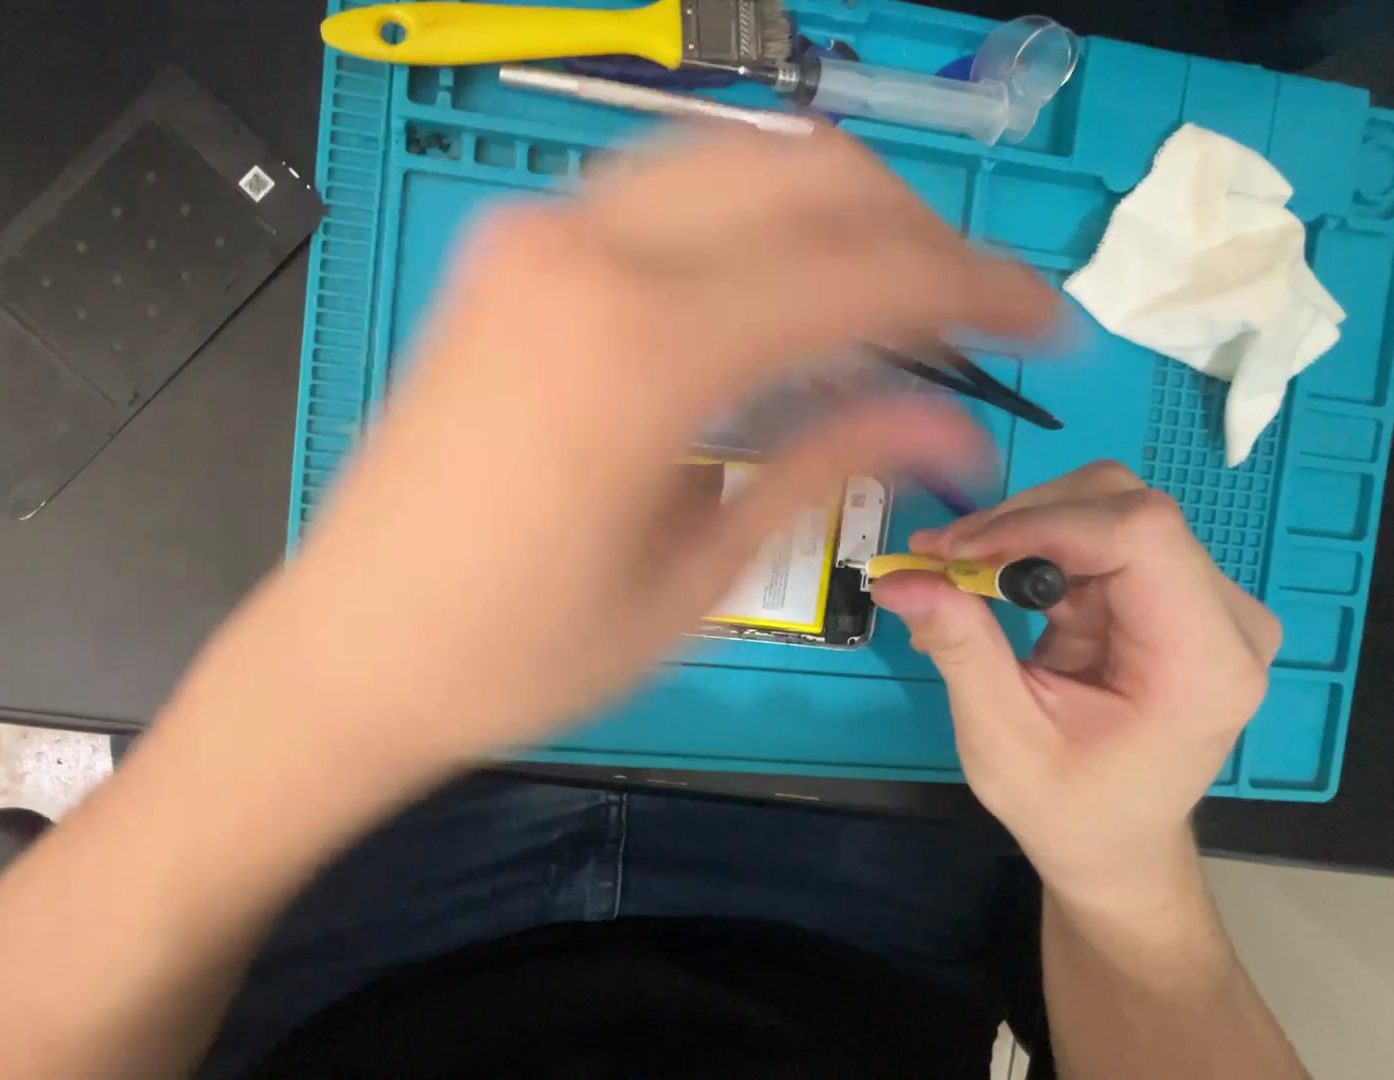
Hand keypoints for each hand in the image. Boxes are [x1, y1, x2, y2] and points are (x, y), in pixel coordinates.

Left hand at [186, 127, 1055, 768]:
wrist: (351, 649)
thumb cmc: (516, 654)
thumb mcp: (694, 578)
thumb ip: (826, 466)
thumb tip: (949, 423)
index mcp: (642, 347)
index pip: (864, 266)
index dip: (980, 288)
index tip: (1042, 326)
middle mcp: (586, 254)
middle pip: (809, 174)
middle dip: (913, 234)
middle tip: (963, 320)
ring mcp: (533, 241)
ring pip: (734, 162)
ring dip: (830, 217)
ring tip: (880, 307)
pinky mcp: (505, 259)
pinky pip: (660, 195)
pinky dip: (742, 225)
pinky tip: (769, 300)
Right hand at [868, 462, 1281, 904]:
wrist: (1114, 840)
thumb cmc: (1066, 805)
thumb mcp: (1000, 737)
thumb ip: (960, 648)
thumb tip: (896, 577)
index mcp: (1201, 662)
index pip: (1138, 534)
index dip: (1038, 523)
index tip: (951, 553)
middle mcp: (1221, 616)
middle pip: (1121, 506)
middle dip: (1018, 520)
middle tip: (939, 558)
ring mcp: (1198, 599)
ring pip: (1102, 507)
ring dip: (1016, 529)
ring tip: (950, 572)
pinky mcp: (1163, 593)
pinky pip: (1091, 535)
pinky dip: (1024, 547)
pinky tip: (980, 584)